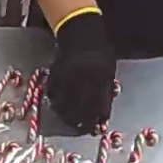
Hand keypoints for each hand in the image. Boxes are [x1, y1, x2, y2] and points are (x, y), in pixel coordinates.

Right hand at [46, 10, 115, 131]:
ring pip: (64, 106)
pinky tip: (61, 108)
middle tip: (82, 128)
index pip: (98, 106)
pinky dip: (57, 105)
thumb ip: (105, 92)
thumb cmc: (99, 52)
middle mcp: (82, 79)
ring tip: (71, 121)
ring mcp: (66, 78)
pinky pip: (54, 96)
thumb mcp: (109, 70)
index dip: (96, 119)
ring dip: (67, 117)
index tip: (95, 127)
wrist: (80, 33)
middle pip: (79, 110)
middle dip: (81, 123)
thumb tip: (102, 115)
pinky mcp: (54, 76)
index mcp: (99, 77)